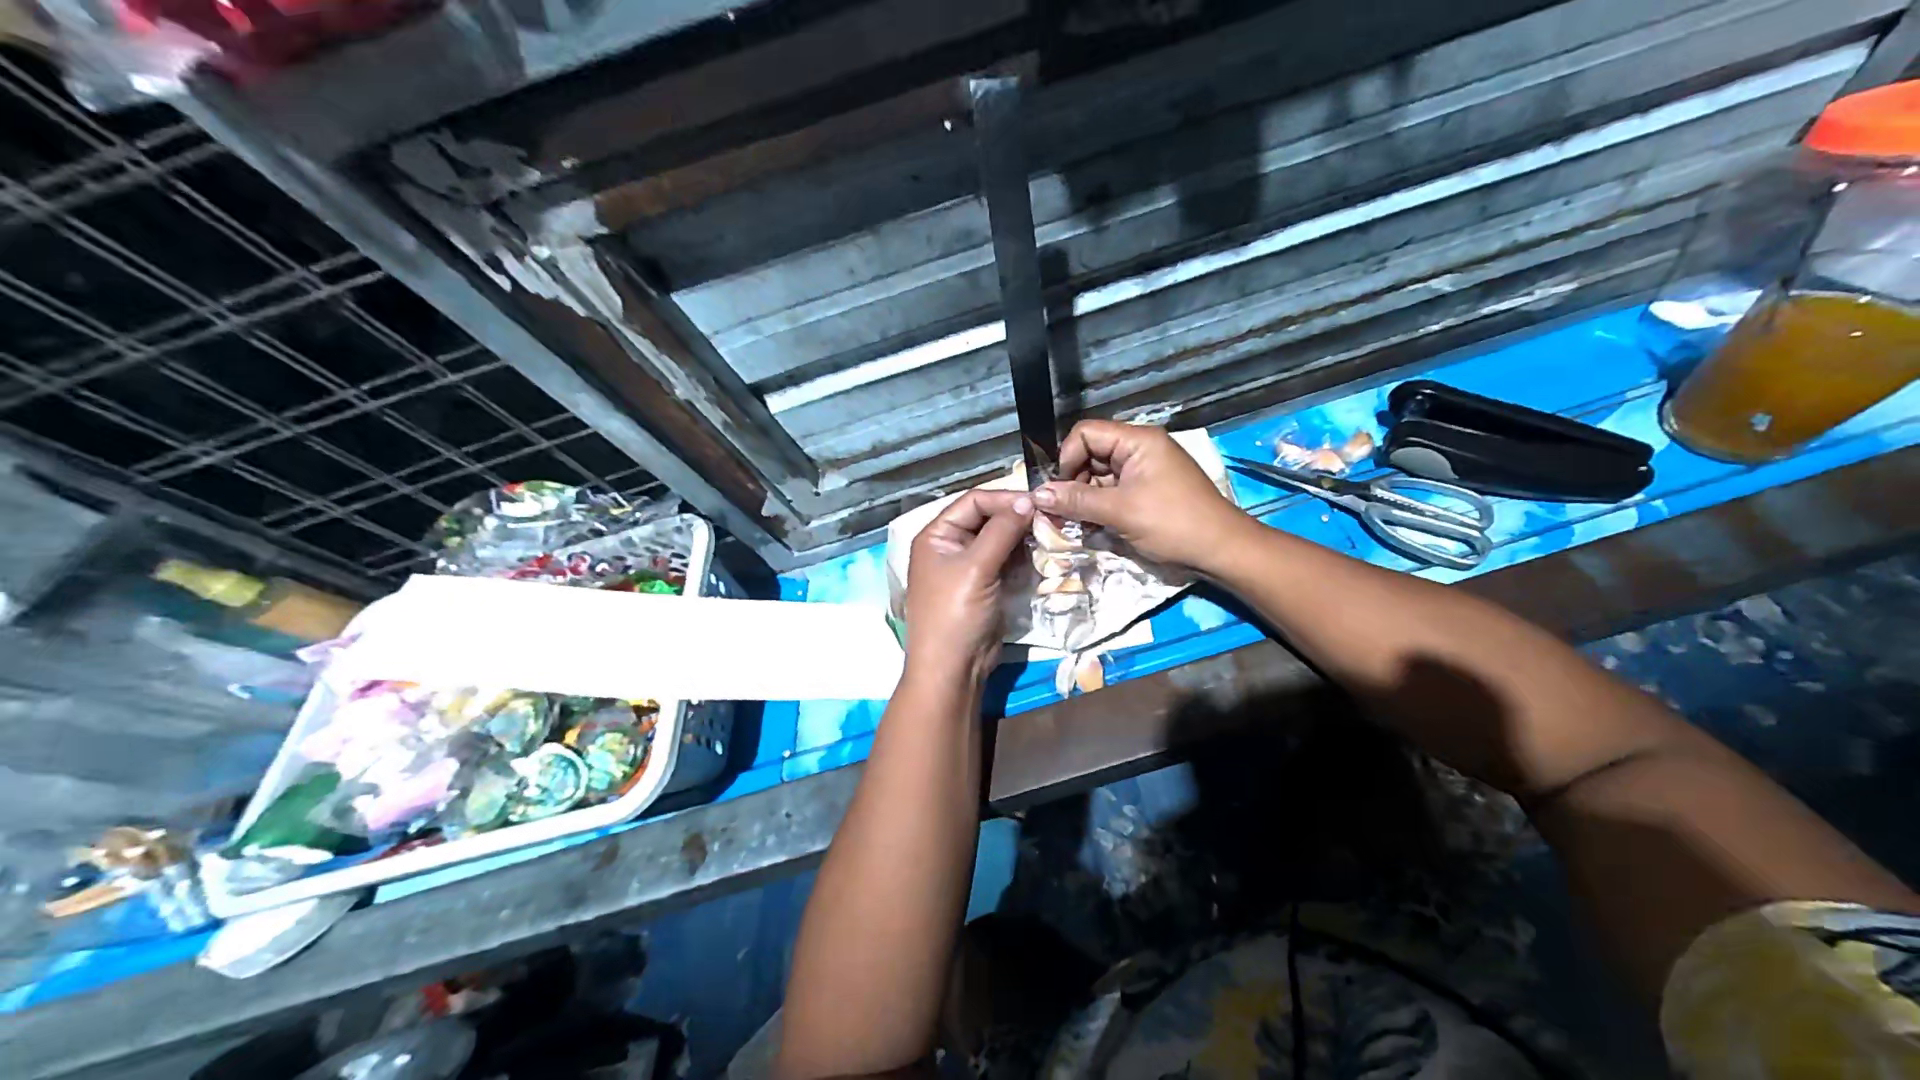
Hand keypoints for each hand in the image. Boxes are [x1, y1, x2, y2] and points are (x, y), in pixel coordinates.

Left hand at [905, 488, 1034, 682]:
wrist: (952, 668)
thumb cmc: (955, 613)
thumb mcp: (976, 568)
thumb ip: (1002, 531)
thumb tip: (1028, 500)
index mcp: (937, 535)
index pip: (974, 501)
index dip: (1005, 498)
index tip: (1038, 503)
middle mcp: (950, 546)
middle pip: (988, 519)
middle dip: (1018, 519)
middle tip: (1051, 520)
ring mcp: (968, 567)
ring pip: (1001, 541)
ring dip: (1024, 539)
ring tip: (1051, 537)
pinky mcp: (985, 586)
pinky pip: (1007, 563)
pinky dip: (1023, 559)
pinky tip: (1043, 557)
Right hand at [1032, 420, 1249, 571]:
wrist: (1220, 551)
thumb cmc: (1173, 523)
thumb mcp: (1120, 511)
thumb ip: (1077, 501)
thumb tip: (1037, 495)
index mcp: (1137, 441)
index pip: (1086, 434)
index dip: (1067, 458)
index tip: (1061, 490)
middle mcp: (1139, 450)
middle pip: (1090, 455)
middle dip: (1072, 482)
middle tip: (1062, 512)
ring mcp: (1144, 472)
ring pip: (1098, 477)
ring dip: (1083, 499)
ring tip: (1076, 524)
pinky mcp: (1146, 493)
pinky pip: (1112, 493)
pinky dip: (1099, 508)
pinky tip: (1092, 528)